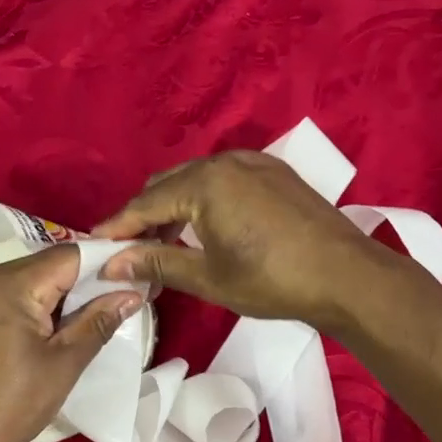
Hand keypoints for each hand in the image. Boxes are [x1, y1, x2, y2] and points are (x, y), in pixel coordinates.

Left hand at [0, 244, 141, 441]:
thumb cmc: (8, 406)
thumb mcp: (63, 363)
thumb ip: (98, 321)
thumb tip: (133, 293)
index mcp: (12, 284)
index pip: (72, 255)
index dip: (109, 264)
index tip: (139, 277)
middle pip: (52, 264)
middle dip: (89, 279)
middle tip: (126, 298)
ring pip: (34, 280)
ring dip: (67, 294)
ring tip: (99, 315)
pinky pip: (15, 296)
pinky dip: (42, 305)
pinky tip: (62, 328)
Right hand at [91, 150, 402, 329]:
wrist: (347, 275)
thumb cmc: (273, 280)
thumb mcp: (209, 277)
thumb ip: (158, 263)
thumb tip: (113, 263)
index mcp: (205, 182)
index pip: (145, 204)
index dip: (117, 228)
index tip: (94, 248)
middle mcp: (226, 161)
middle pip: (169, 184)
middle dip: (144, 215)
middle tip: (129, 250)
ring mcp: (255, 163)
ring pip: (198, 179)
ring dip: (175, 206)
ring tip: (164, 243)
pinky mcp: (276, 172)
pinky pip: (225, 179)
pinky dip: (205, 199)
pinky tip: (206, 227)